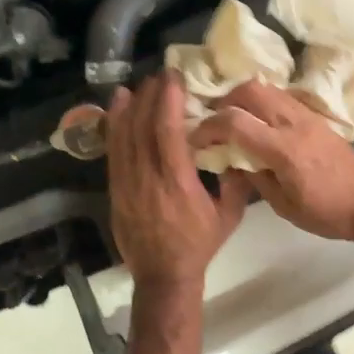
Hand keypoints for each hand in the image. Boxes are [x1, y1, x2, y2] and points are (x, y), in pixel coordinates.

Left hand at [106, 72, 252, 290]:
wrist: (163, 277)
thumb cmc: (200, 244)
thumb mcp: (229, 214)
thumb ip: (236, 181)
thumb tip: (239, 146)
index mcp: (178, 182)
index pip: (168, 132)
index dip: (168, 101)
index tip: (174, 78)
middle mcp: (148, 179)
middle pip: (143, 128)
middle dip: (151, 97)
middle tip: (160, 75)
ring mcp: (128, 185)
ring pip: (124, 137)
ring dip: (130, 108)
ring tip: (136, 86)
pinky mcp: (115, 191)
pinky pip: (113, 153)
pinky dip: (114, 128)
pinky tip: (118, 111)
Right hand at [191, 81, 353, 240]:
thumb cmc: (325, 212)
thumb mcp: (282, 205)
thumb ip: (255, 177)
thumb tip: (232, 159)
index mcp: (282, 149)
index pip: (235, 122)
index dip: (209, 126)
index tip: (196, 137)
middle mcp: (293, 123)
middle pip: (250, 90)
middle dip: (225, 100)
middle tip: (214, 121)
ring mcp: (306, 115)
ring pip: (267, 87)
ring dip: (243, 96)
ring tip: (234, 118)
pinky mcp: (315, 115)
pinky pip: (281, 96)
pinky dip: (262, 101)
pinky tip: (258, 121)